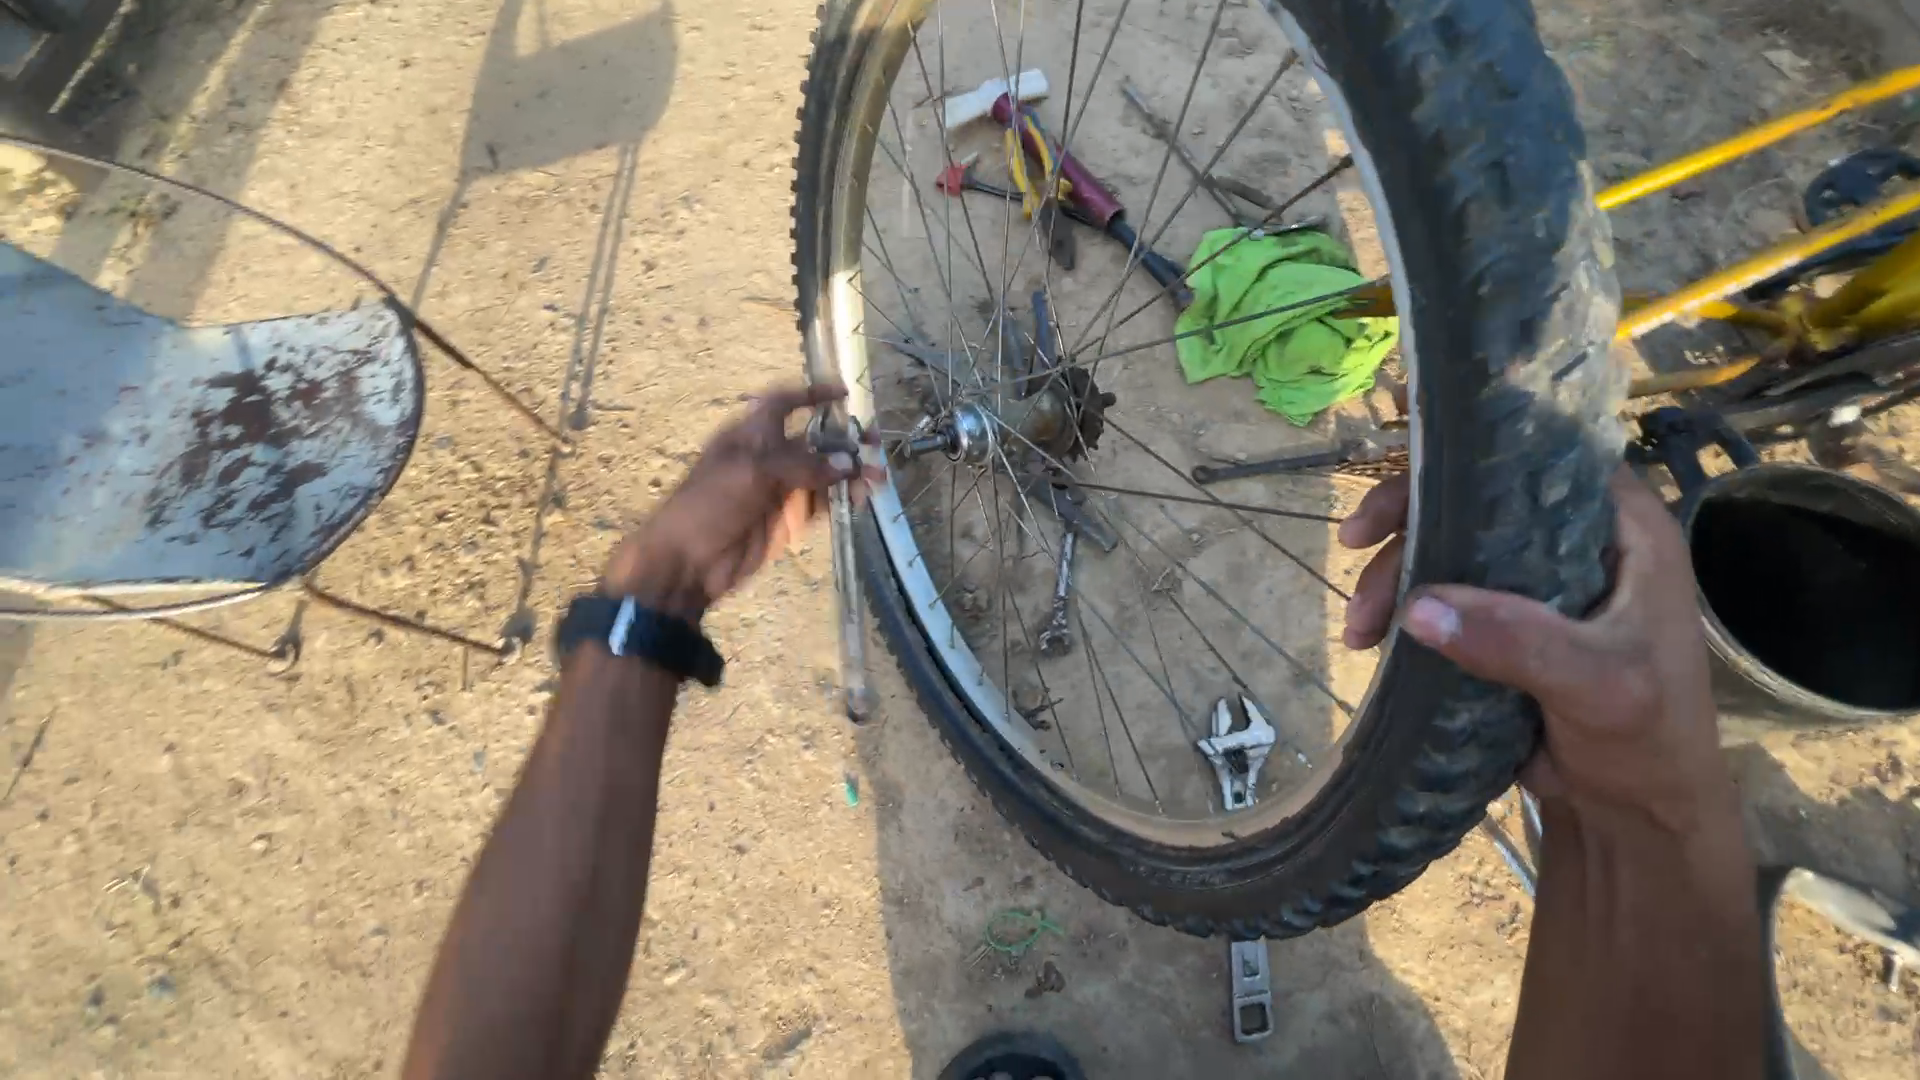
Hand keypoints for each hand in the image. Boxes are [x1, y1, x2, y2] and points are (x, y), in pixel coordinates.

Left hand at [601, 382, 880, 620]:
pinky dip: (845, 498)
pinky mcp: (791, 518)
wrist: (689, 561)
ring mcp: (783, 488)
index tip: (844, 393)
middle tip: (875, 442)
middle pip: (815, 438)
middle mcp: (770, 456)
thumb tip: (849, 463)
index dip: (811, 394)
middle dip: (846, 438)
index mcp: (752, 434)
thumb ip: (802, 464)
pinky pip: (825, 502)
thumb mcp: (752, 473)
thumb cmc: (709, 505)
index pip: (783, 403)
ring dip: (853, 472)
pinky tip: (863, 498)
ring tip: (878, 478)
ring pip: (826, 472)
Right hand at [1338, 467, 1734, 834]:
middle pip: (1468, 502)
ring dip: (1389, 578)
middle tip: (1354, 556)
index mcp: (1618, 532)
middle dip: (1402, 529)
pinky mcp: (1493, 619)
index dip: (1467, 460)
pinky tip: (1370, 638)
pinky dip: (1394, 608)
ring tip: (1359, 629)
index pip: (1539, 460)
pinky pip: (1432, 593)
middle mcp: (1569, 543)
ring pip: (1440, 547)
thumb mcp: (1598, 686)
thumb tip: (1416, 608)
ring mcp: (1526, 581)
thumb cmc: (1647, 738)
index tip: (1402, 493)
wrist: (1629, 807)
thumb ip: (1518, 644)